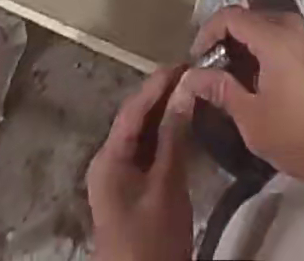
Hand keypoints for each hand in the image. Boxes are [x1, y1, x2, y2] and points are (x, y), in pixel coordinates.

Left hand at [87, 65, 194, 260]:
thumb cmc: (151, 240)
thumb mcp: (166, 187)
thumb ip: (174, 137)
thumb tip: (185, 91)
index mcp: (108, 157)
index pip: (133, 109)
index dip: (157, 83)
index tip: (183, 62)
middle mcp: (109, 161)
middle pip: (136, 119)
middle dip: (162, 96)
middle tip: (193, 74)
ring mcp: (120, 179)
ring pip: (143, 136)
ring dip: (166, 116)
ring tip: (194, 93)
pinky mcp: (134, 193)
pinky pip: (149, 154)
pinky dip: (166, 139)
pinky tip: (187, 128)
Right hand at [170, 2, 303, 190]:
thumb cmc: (302, 136)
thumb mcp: (253, 119)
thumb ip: (220, 91)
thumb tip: (192, 77)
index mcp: (273, 37)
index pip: (229, 16)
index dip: (206, 33)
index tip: (197, 59)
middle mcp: (288, 27)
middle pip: (245, 14)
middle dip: (222, 35)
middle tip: (209, 64)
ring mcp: (301, 36)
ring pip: (260, 21)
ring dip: (240, 39)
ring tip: (227, 70)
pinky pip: (274, 32)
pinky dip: (257, 44)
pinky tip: (251, 74)